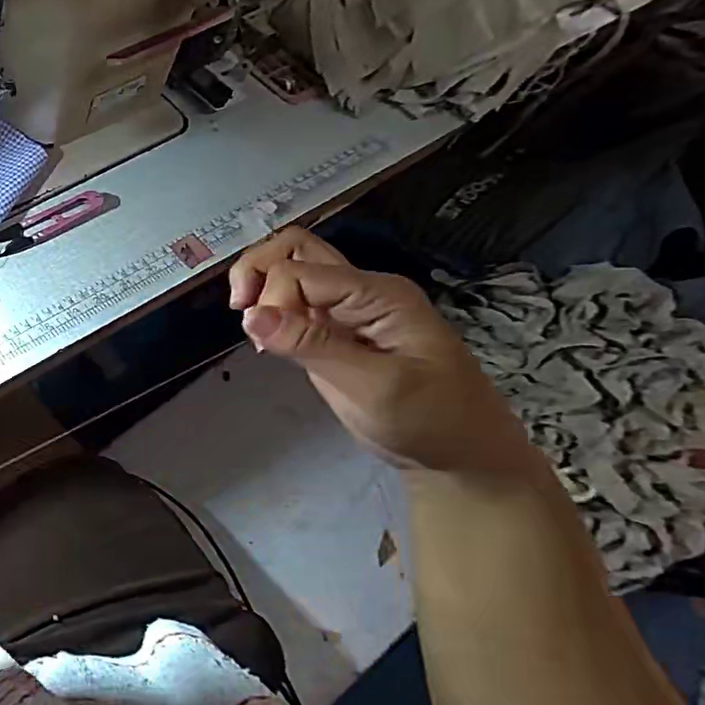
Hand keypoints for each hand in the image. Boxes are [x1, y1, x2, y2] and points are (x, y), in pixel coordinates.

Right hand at [227, 228, 540, 477]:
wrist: (461, 455)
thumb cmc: (430, 419)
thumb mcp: (373, 385)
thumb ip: (311, 345)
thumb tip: (250, 316)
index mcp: (377, 294)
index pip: (298, 272)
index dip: (272, 300)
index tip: (267, 344)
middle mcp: (359, 291)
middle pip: (293, 249)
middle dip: (255, 272)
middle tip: (242, 313)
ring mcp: (345, 309)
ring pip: (288, 268)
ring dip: (259, 289)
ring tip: (254, 329)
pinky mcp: (330, 330)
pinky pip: (290, 300)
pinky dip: (267, 311)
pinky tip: (266, 343)